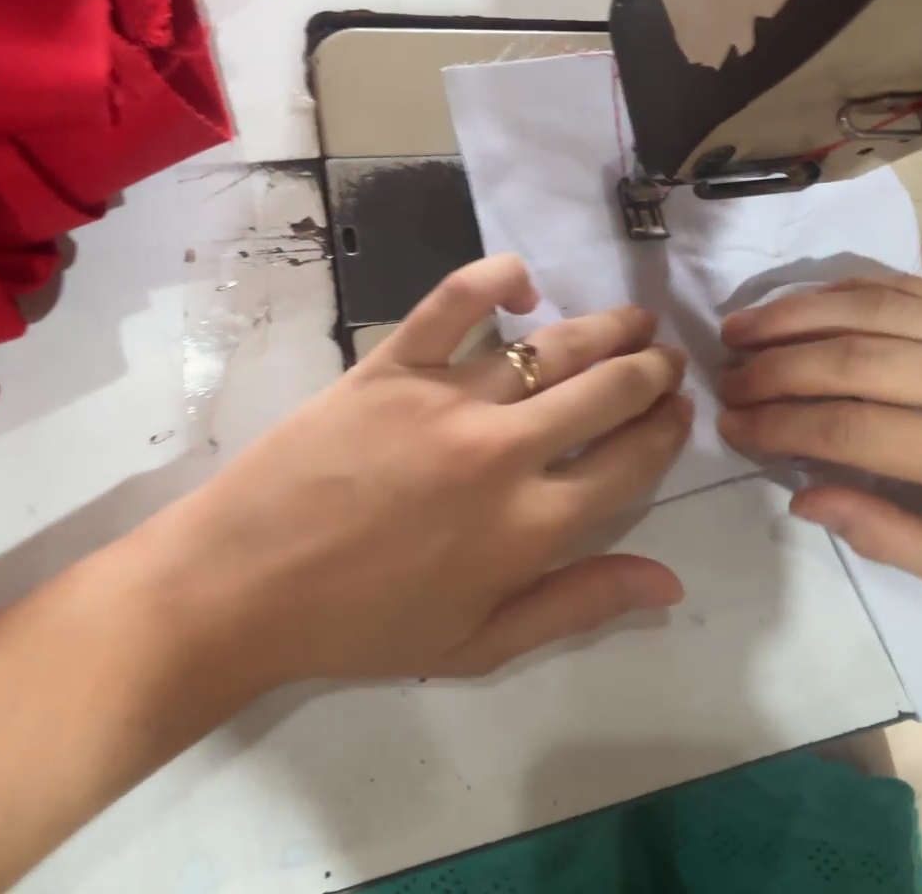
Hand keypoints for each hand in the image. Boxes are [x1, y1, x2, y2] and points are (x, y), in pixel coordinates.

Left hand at [149, 255, 692, 687]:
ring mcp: (448, 400)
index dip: (667, 431)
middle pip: (608, 392)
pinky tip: (524, 282)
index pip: (631, 463)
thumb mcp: (480, 643)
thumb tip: (671, 583)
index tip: (679, 410)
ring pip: (552, 347)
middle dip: (653, 370)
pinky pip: (454, 302)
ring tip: (633, 319)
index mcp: (530, 528)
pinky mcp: (392, 364)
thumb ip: (579, 605)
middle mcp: (505, 454)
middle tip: (666, 359)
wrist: (242, 586)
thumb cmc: (363, 625)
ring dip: (607, 328)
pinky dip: (496, 278)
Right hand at [714, 274, 921, 589]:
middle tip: (726, 379)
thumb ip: (881, 535)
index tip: (732, 426)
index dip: (784, 426)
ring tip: (738, 330)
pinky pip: (904, 286)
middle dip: (778, 368)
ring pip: (877, 309)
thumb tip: (801, 494)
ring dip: (795, 316)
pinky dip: (838, 292)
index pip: (860, 431)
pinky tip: (793, 306)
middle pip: (861, 360)